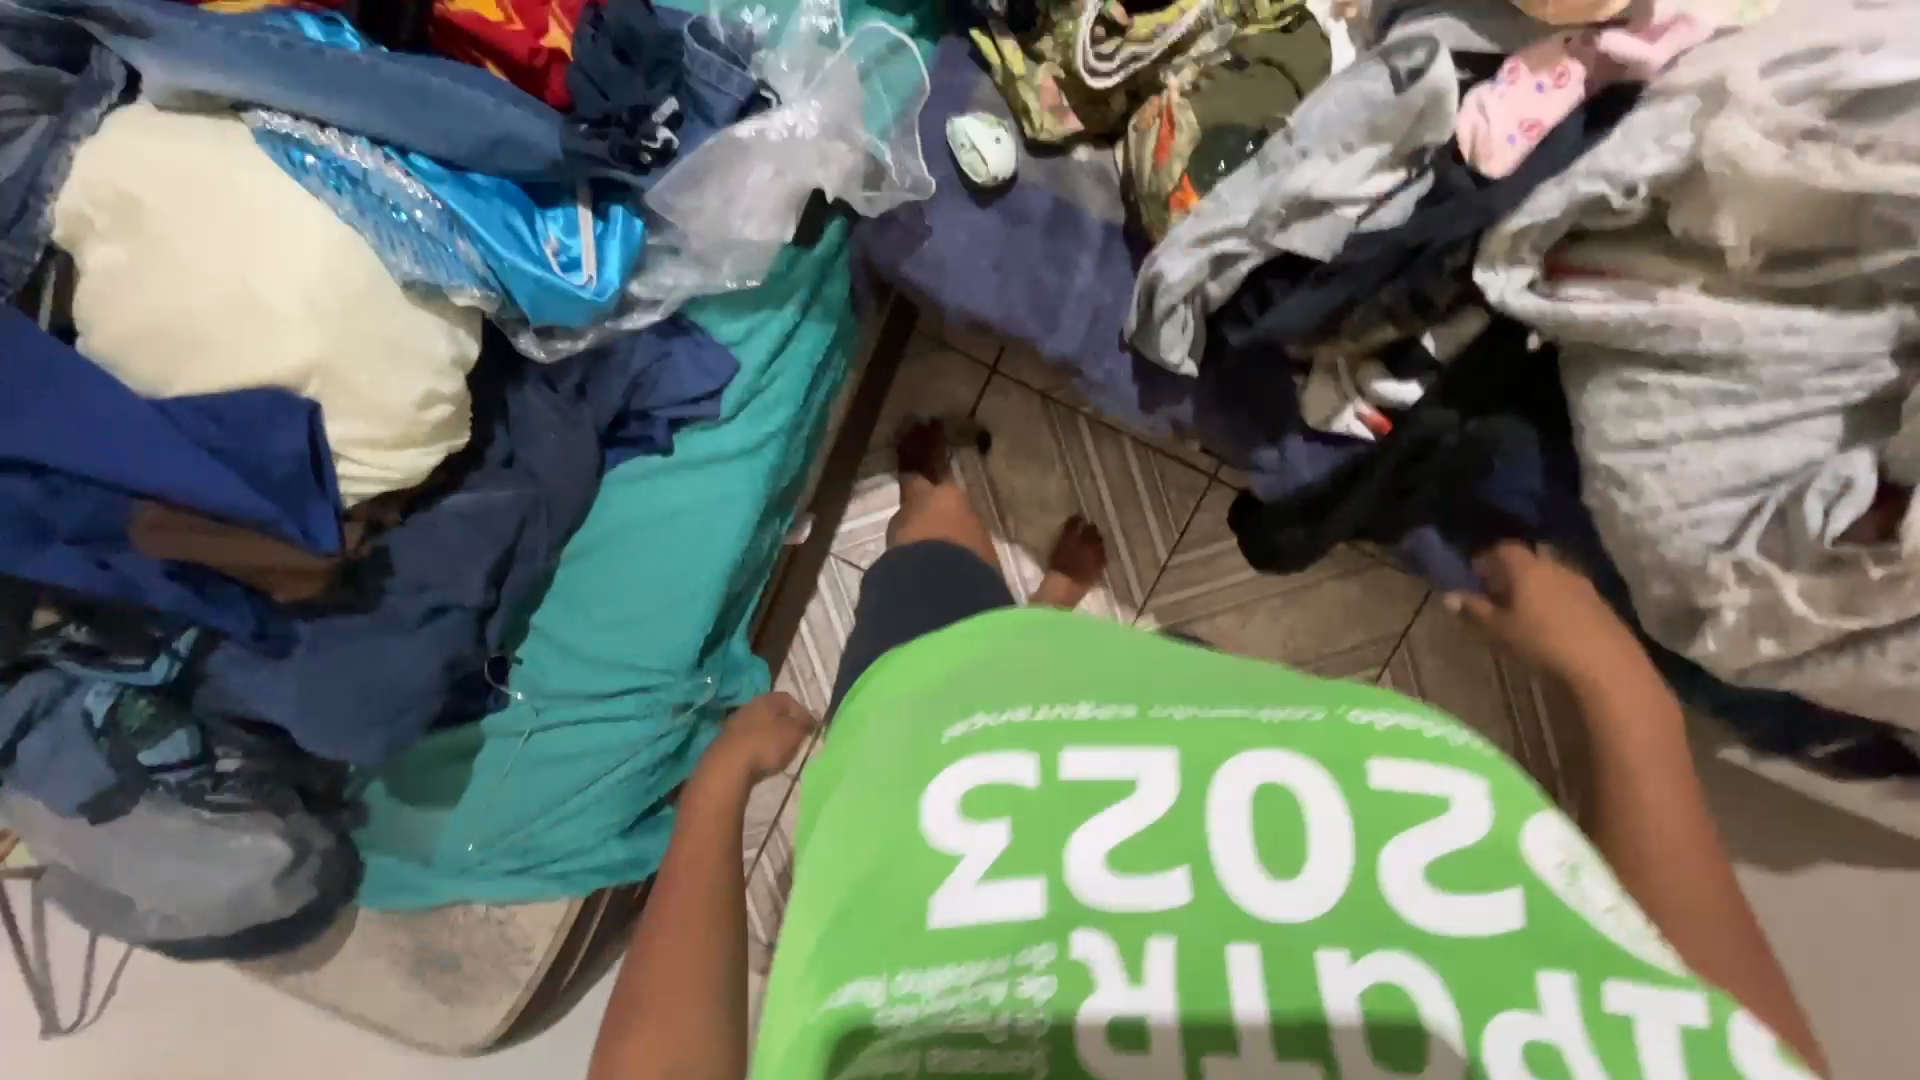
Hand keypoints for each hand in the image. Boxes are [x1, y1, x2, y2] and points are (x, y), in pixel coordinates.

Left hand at [702, 691, 818, 785]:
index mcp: (768, 699)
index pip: (790, 700)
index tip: (811, 729)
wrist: (727, 766)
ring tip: (779, 752)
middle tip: (796, 740)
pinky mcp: (726, 741)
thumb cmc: (766, 745)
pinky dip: (757, 747)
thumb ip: (805, 724)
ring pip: (760, 726)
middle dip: (786, 724)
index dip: (803, 714)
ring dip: (770, 736)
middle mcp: (750, 705)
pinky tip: (761, 759)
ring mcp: (735, 723)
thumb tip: (811, 719)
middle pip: (774, 712)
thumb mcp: (794, 733)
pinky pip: (748, 740)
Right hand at [1444, 542, 1653, 694]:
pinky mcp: (1599, 603)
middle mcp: (1556, 568)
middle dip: (1509, 573)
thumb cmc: (1542, 640)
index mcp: (1528, 569)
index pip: (1504, 548)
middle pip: (1529, 560)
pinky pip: (1568, 591)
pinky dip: (1553, 599)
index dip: (1486, 558)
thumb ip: (1474, 609)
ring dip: (1533, 586)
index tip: (1474, 576)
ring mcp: (1582, 584)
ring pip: (1550, 575)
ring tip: (1521, 610)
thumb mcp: (1499, 628)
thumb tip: (1449, 596)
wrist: (1607, 664)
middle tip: (1496, 594)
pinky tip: (1549, 623)